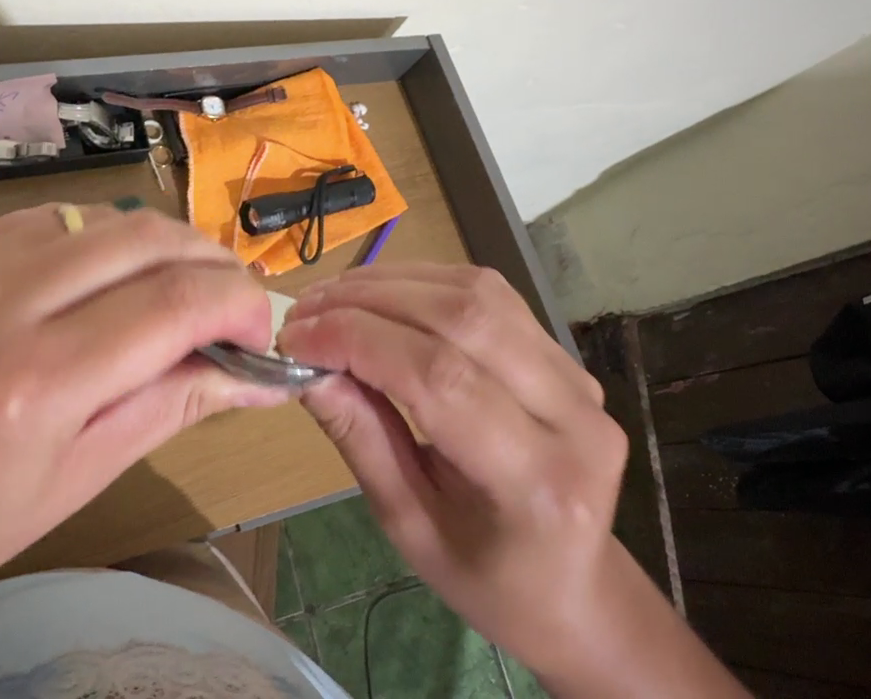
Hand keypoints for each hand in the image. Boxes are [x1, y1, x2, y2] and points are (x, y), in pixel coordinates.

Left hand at [0, 204, 288, 622]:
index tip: (261, 329)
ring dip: (161, 246)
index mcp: (34, 383)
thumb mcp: (79, 478)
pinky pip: (55, 220)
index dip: (239, 304)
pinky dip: (104, 239)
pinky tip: (112, 277)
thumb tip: (261, 373)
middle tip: (236, 303)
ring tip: (182, 290)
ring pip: (105, 217)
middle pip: (146, 239)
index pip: (174, 304)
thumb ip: (173, 404)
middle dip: (212, 262)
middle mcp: (0, 302)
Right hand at [275, 264, 628, 670]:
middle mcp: (572, 414)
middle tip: (303, 312)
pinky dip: (422, 283)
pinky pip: (489, 295)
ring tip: (330, 299)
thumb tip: (307, 369)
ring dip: (391, 283)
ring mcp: (577, 375)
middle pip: (463, 319)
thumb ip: (360, 438)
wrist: (575, 586)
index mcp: (538, 480)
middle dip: (367, 302)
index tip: (293, 340)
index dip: (358, 342)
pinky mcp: (565, 355)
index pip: (440, 377)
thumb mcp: (408, 525)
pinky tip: (377, 296)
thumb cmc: (486, 576)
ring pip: (477, 293)